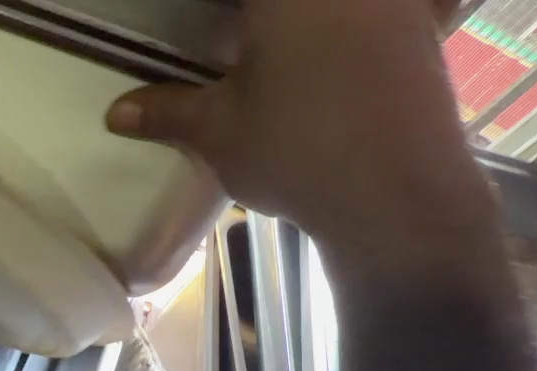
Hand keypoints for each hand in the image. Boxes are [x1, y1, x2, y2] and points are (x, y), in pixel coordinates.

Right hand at [107, 0, 495, 261]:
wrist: (389, 187)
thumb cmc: (293, 147)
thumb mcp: (216, 131)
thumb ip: (167, 111)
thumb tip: (116, 112)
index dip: (203, 10)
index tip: (182, 22)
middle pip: (275, 2)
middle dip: (246, 16)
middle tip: (222, 35)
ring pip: (324, 7)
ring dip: (290, 22)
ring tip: (261, 49)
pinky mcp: (419, 24)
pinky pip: (371, 15)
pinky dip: (343, 28)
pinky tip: (326, 55)